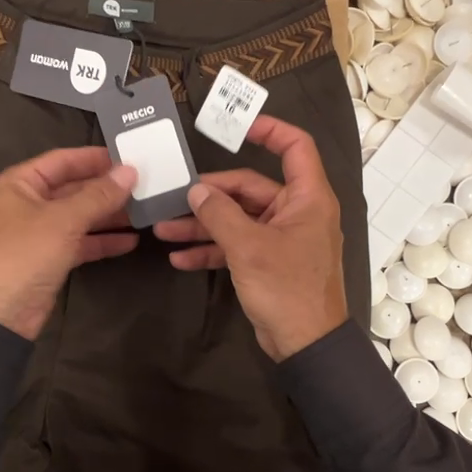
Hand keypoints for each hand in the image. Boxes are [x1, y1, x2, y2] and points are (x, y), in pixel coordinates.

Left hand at [0, 147, 138, 338]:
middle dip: (106, 189)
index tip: (127, 156)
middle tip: (143, 184)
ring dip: (108, 215)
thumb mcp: (63, 220)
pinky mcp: (48, 259)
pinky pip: (78, 242)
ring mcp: (37, 234)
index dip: (94, 158)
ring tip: (143, 210)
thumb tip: (129, 171)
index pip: (61, 161)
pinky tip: (130, 241)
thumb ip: (98, 195)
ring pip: (78, 217)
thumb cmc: (24, 254)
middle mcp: (26, 204)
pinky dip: (101, 241)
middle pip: (71, 189)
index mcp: (18, 184)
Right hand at [151, 116, 346, 360]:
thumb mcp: (248, 248)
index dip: (269, 130)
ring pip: (238, 220)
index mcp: (307, 198)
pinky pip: (237, 246)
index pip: (295, 147)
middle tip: (174, 199)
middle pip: (250, 188)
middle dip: (210, 196)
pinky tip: (181, 258)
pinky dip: (212, 250)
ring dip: (203, 225)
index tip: (237, 126)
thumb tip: (195, 192)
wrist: (306, 344)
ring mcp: (282, 239)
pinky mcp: (269, 263)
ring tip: (164, 230)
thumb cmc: (287, 288)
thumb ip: (220, 215)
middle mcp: (296, 212)